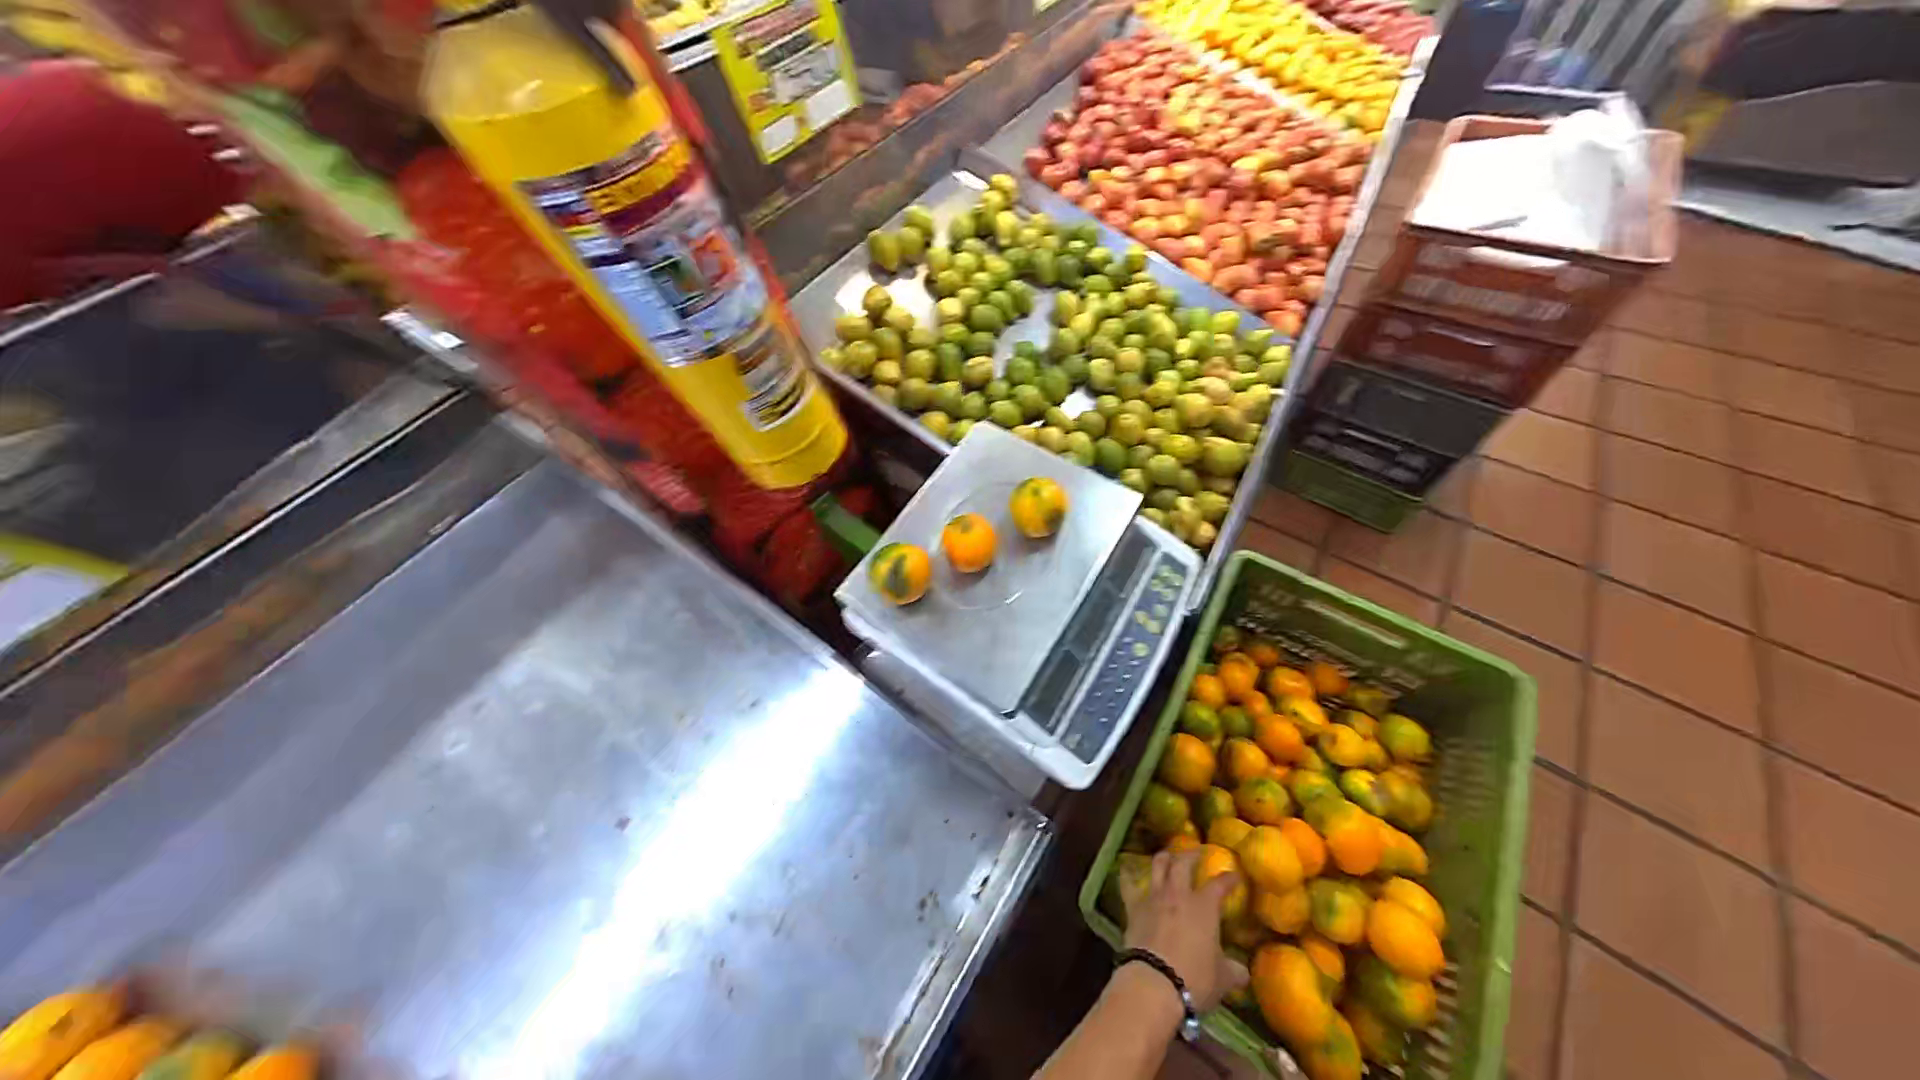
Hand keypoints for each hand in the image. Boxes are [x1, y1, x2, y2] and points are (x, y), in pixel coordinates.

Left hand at [1120, 849, 1249, 1011]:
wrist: (1154, 982)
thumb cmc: (1194, 978)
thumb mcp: (1222, 979)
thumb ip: (1233, 971)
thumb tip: (1242, 973)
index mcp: (1204, 907)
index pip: (1219, 885)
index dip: (1228, 878)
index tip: (1234, 874)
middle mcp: (1178, 895)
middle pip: (1183, 863)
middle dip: (1190, 854)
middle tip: (1195, 851)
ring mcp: (1153, 898)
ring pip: (1157, 866)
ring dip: (1164, 858)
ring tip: (1167, 855)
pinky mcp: (1133, 907)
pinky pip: (1128, 885)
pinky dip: (1128, 876)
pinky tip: (1125, 869)